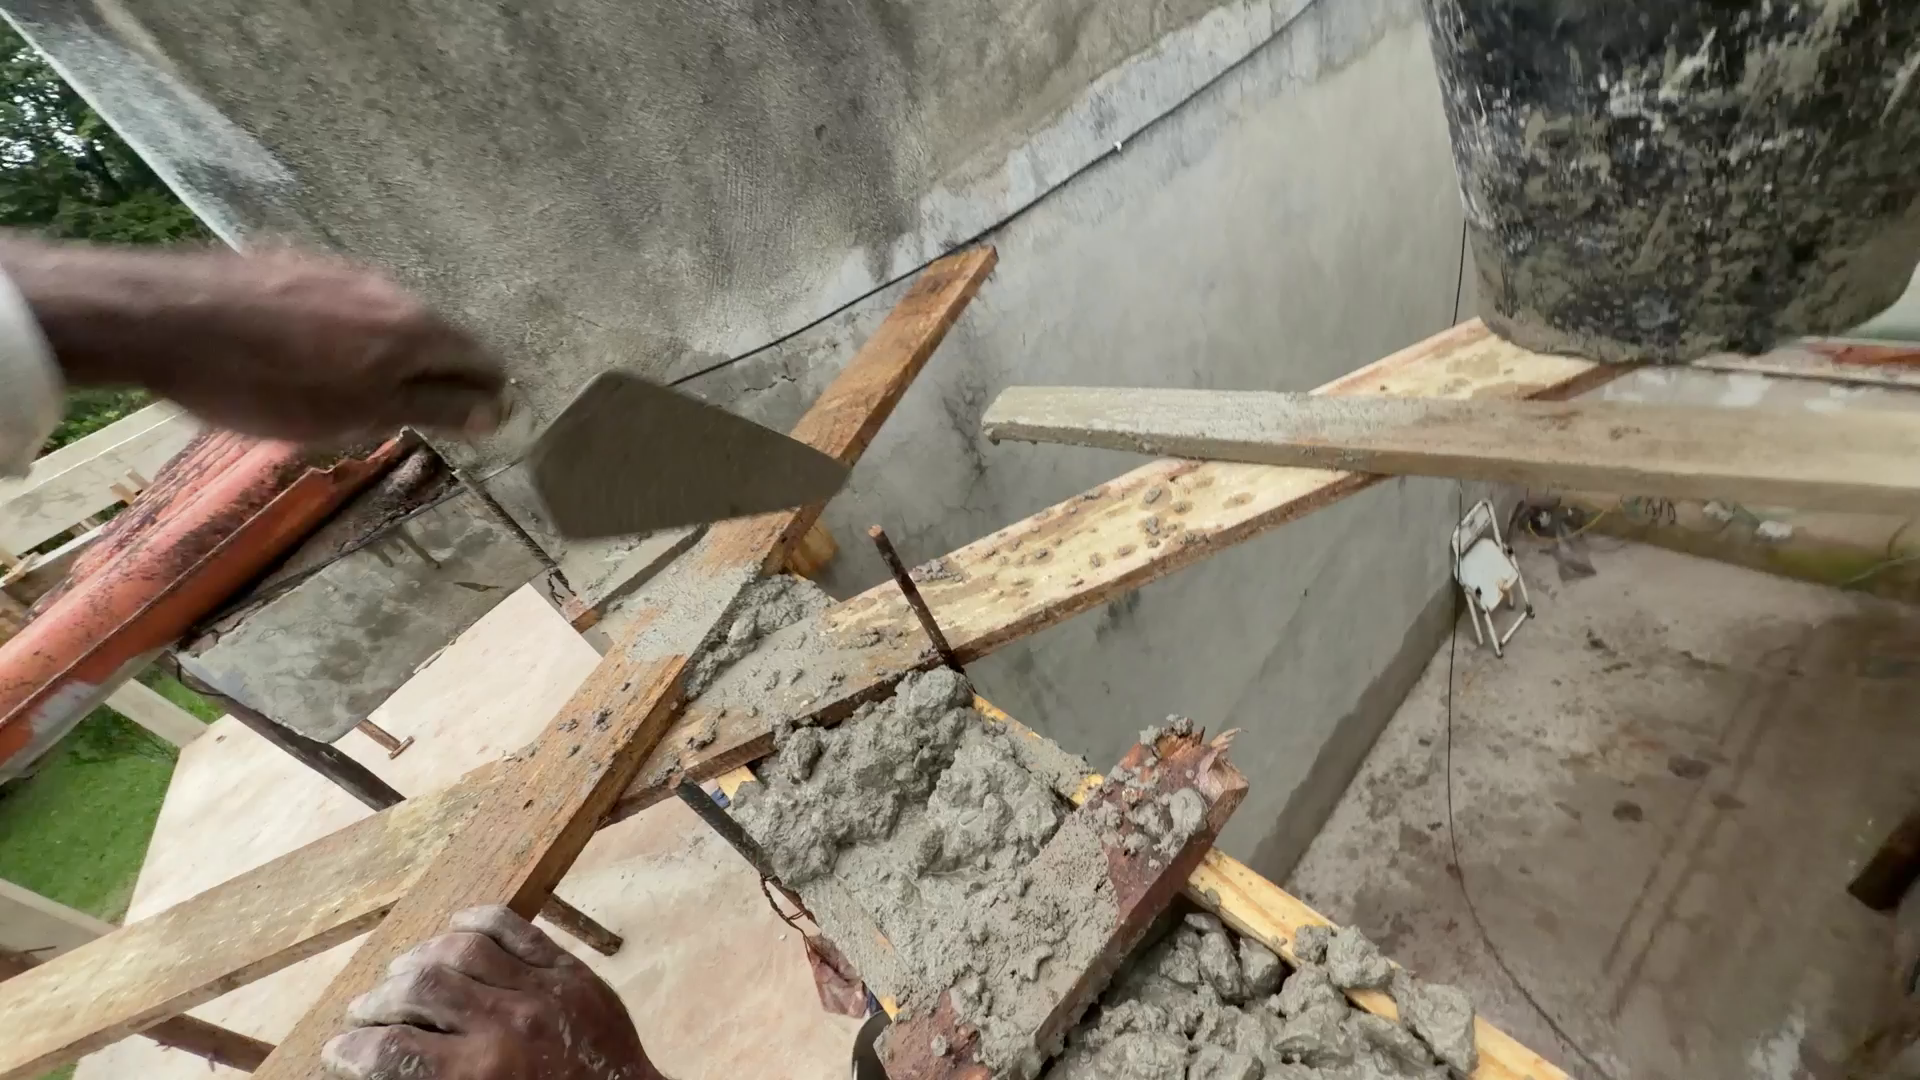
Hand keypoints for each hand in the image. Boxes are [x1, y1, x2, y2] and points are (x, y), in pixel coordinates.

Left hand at [0, 240, 506, 443]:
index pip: (488, 362)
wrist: (148, 317)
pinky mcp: (295, 263)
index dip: (486, 398)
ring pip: (395, 322)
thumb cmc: (270, 382)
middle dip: (438, 378)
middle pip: (443, 340)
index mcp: (422, 329)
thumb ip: (438, 409)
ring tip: (353, 388)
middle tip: (404, 415)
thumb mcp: (366, 411)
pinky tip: (307, 356)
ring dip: (393, 356)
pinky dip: (350, 335)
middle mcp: (396, 290)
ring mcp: (344, 271)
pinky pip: (348, 306)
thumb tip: (497, 411)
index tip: (465, 427)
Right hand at [321, 906, 663, 1079]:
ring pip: (466, 949)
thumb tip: (384, 1064)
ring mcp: (540, 988)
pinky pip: (520, 929)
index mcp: (473, 1075)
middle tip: (364, 1006)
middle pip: (422, 988)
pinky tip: (458, 922)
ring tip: (402, 967)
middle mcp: (503, 1024)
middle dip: (380, 997)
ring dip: (422, 955)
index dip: (353, 1048)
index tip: (338, 1046)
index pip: (392, 1051)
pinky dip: (483, 919)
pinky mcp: (569, 967)